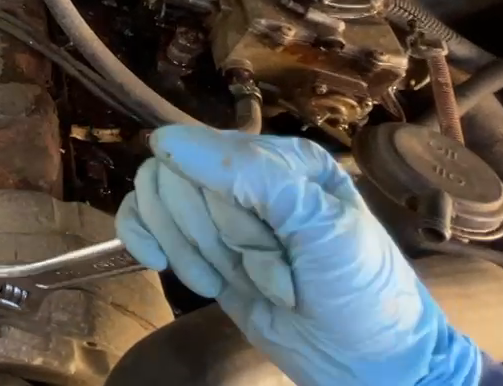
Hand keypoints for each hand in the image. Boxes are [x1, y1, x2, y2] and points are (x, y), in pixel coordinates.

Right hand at [116, 126, 482, 385]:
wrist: (367, 372)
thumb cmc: (360, 298)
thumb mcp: (323, 231)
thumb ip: (250, 175)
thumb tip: (161, 141)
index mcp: (276, 158)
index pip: (202, 153)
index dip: (225, 210)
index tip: (275, 257)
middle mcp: (238, 173)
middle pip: (171, 177)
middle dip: (211, 238)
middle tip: (263, 277)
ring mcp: (210, 207)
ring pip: (150, 196)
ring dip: (185, 250)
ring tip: (225, 283)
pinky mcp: (188, 238)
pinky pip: (134, 215)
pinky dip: (141, 238)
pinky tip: (158, 263)